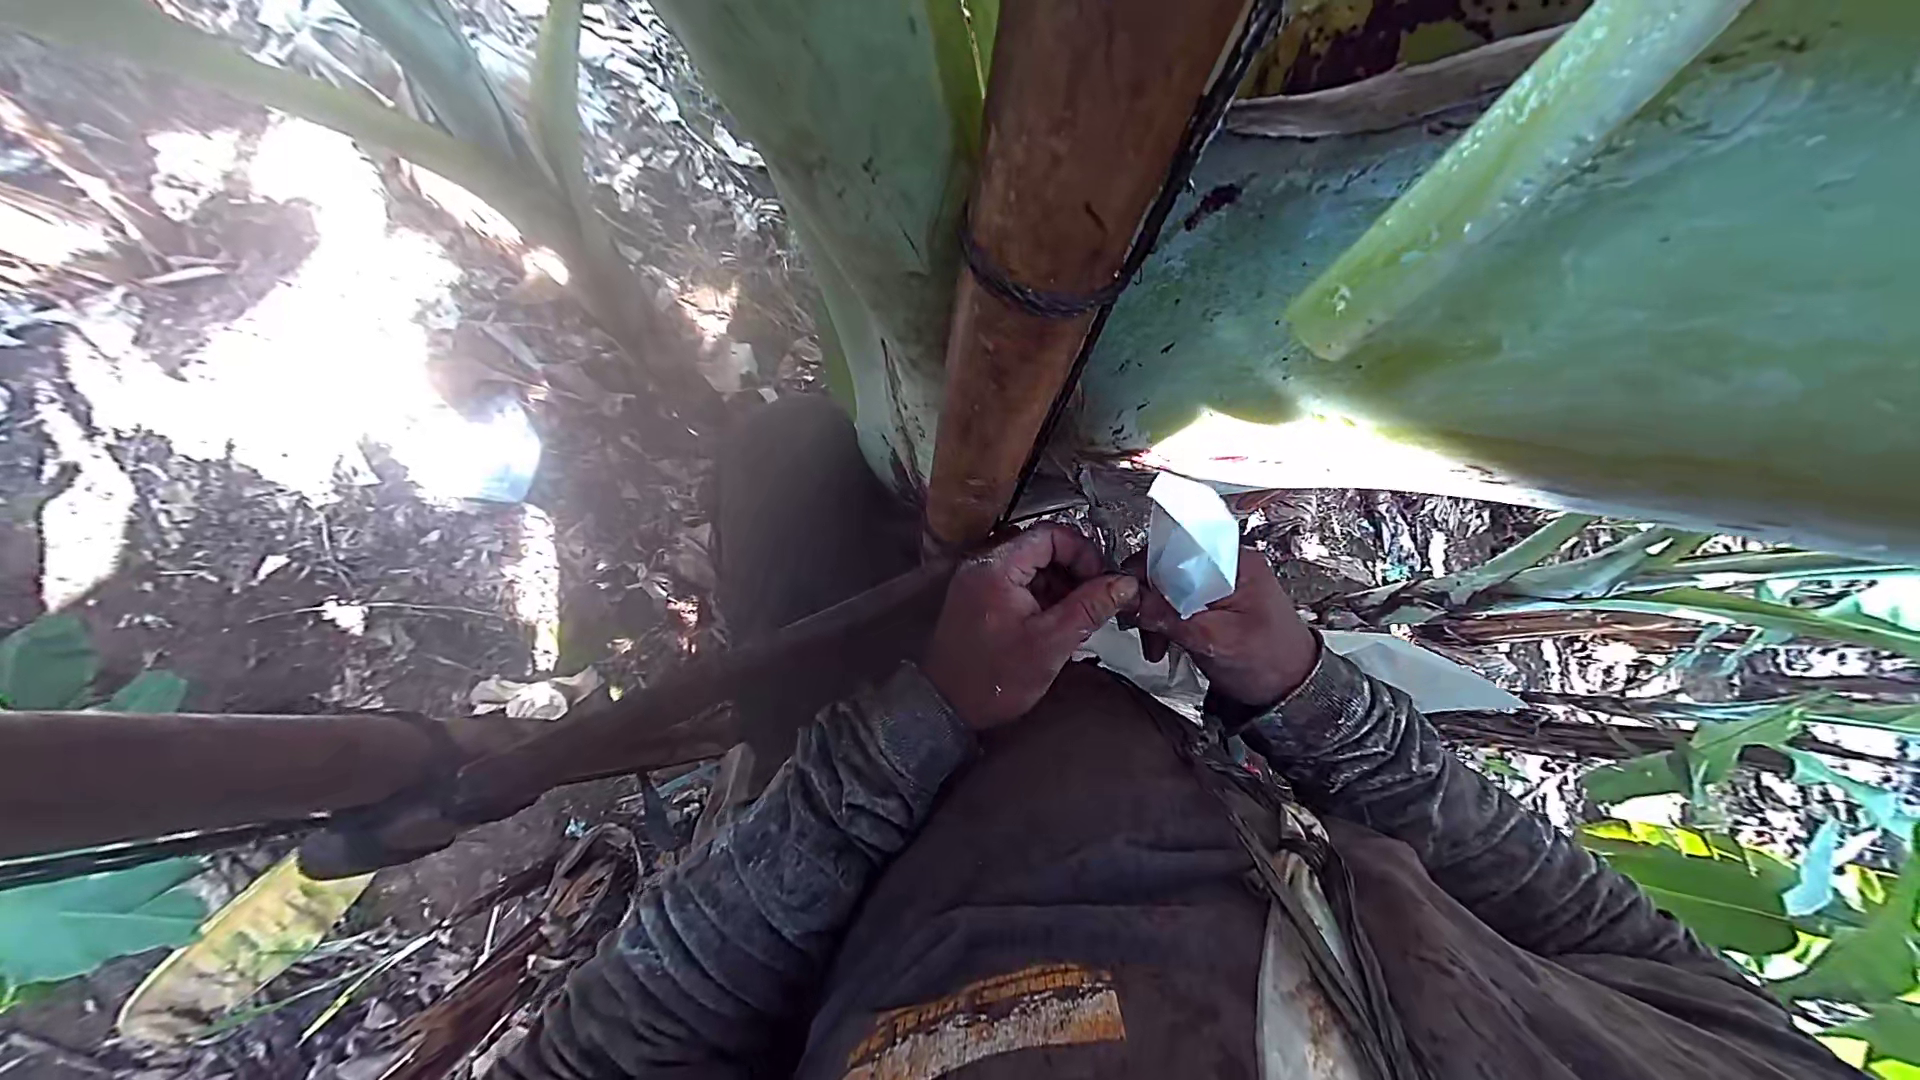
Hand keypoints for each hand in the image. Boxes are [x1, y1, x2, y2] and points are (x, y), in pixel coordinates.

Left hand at [923, 522, 1140, 729]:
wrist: (947, 707)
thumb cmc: (992, 680)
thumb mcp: (1051, 643)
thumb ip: (1090, 607)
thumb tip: (1123, 584)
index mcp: (997, 567)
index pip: (1051, 534)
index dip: (1083, 552)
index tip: (1101, 579)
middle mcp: (982, 565)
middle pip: (1041, 547)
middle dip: (1074, 570)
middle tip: (1094, 599)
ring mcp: (978, 580)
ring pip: (1032, 566)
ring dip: (1059, 585)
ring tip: (1076, 617)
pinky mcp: (978, 597)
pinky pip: (1018, 583)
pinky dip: (1041, 596)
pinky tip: (1054, 623)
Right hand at [1130, 549, 1318, 707]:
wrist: (1292, 690)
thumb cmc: (1270, 665)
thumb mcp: (1214, 641)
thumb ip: (1170, 618)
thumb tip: (1132, 600)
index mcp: (1234, 563)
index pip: (1176, 549)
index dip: (1145, 571)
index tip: (1130, 596)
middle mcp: (1226, 564)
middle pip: (1166, 566)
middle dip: (1147, 598)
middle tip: (1137, 622)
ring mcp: (1218, 582)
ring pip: (1166, 585)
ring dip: (1153, 613)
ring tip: (1154, 642)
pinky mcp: (1211, 598)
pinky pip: (1175, 599)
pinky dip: (1164, 620)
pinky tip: (1163, 640)